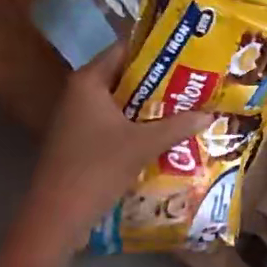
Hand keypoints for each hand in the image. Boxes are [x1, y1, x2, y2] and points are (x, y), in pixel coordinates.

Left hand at [20, 43, 212, 256]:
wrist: (55, 218)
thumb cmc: (96, 169)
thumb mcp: (142, 145)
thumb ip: (177, 126)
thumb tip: (210, 114)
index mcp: (89, 81)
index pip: (125, 49)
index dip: (156, 48)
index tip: (187, 51)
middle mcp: (80, 93)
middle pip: (125, 75)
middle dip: (159, 79)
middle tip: (194, 78)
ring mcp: (77, 118)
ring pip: (121, 101)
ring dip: (149, 104)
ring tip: (186, 103)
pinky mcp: (80, 140)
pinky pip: (114, 121)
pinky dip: (136, 123)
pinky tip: (163, 132)